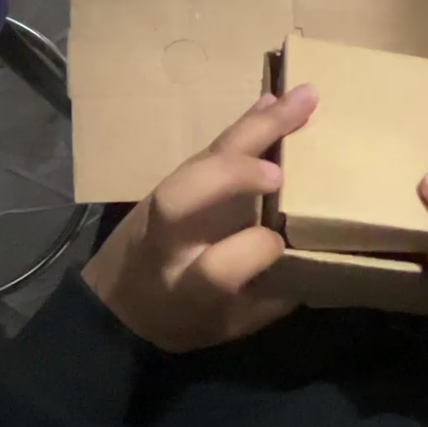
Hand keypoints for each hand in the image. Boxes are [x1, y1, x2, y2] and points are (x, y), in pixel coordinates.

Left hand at [81, 85, 317, 352]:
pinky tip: (274, 103)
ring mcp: (161, 201)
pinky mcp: (167, 178)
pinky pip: (209, 147)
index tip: (282, 244)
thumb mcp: (226, 328)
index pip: (217, 265)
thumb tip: (314, 260)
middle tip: (286, 168)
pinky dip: (245, 125)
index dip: (256, 250)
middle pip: (188, 193)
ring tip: (302, 98)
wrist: (113, 303)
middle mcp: (165, 239)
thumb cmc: (178, 322)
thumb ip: (270, 299)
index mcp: (182, 288)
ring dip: (254, 127)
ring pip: (202, 157)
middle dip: (237, 173)